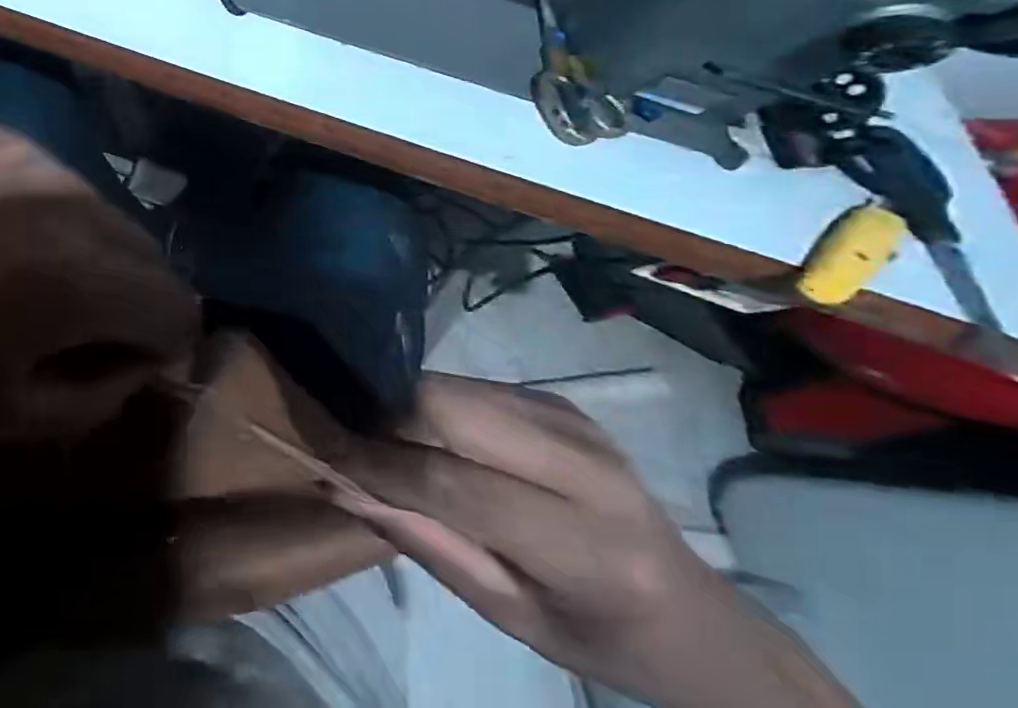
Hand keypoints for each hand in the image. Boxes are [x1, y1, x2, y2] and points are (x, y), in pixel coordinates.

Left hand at [0, 124, 200, 443]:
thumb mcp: (1, 417)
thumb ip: (98, 394)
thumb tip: (140, 359)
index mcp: (76, 277)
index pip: (180, 307)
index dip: (161, 345)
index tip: (119, 362)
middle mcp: (74, 201)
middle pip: (155, 257)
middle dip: (131, 300)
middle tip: (75, 329)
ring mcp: (39, 158)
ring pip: (113, 218)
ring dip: (95, 257)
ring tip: (34, 281)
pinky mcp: (4, 136)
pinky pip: (67, 187)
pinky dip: (56, 221)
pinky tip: (0, 238)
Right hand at [330, 376, 855, 707]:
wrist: (689, 608)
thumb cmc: (596, 634)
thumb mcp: (509, 615)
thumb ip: (426, 544)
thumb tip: (344, 489)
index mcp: (585, 542)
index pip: (456, 482)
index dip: (381, 466)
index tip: (328, 458)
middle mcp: (584, 461)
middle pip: (451, 405)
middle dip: (389, 419)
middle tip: (359, 449)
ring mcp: (574, 418)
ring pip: (456, 385)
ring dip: (409, 410)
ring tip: (391, 447)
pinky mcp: (562, 398)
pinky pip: (474, 385)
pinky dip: (438, 407)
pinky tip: (436, 440)